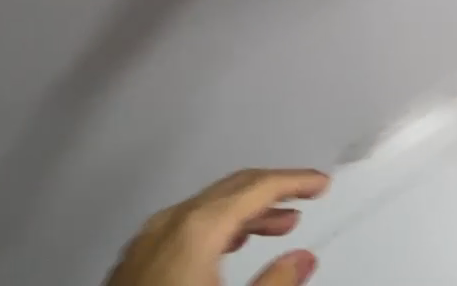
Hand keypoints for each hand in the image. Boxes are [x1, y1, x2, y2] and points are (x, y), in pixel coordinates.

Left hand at [105, 168, 329, 285]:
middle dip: (273, 190)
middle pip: (232, 189)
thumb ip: (275, 285)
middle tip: (308, 197)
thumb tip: (304, 257)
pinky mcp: (133, 261)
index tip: (323, 184)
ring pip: (208, 207)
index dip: (295, 181)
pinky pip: (186, 225)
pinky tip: (231, 245)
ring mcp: (147, 240)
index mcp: (197, 228)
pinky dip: (219, 225)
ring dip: (248, 210)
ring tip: (281, 224)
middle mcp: (170, 222)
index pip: (257, 187)